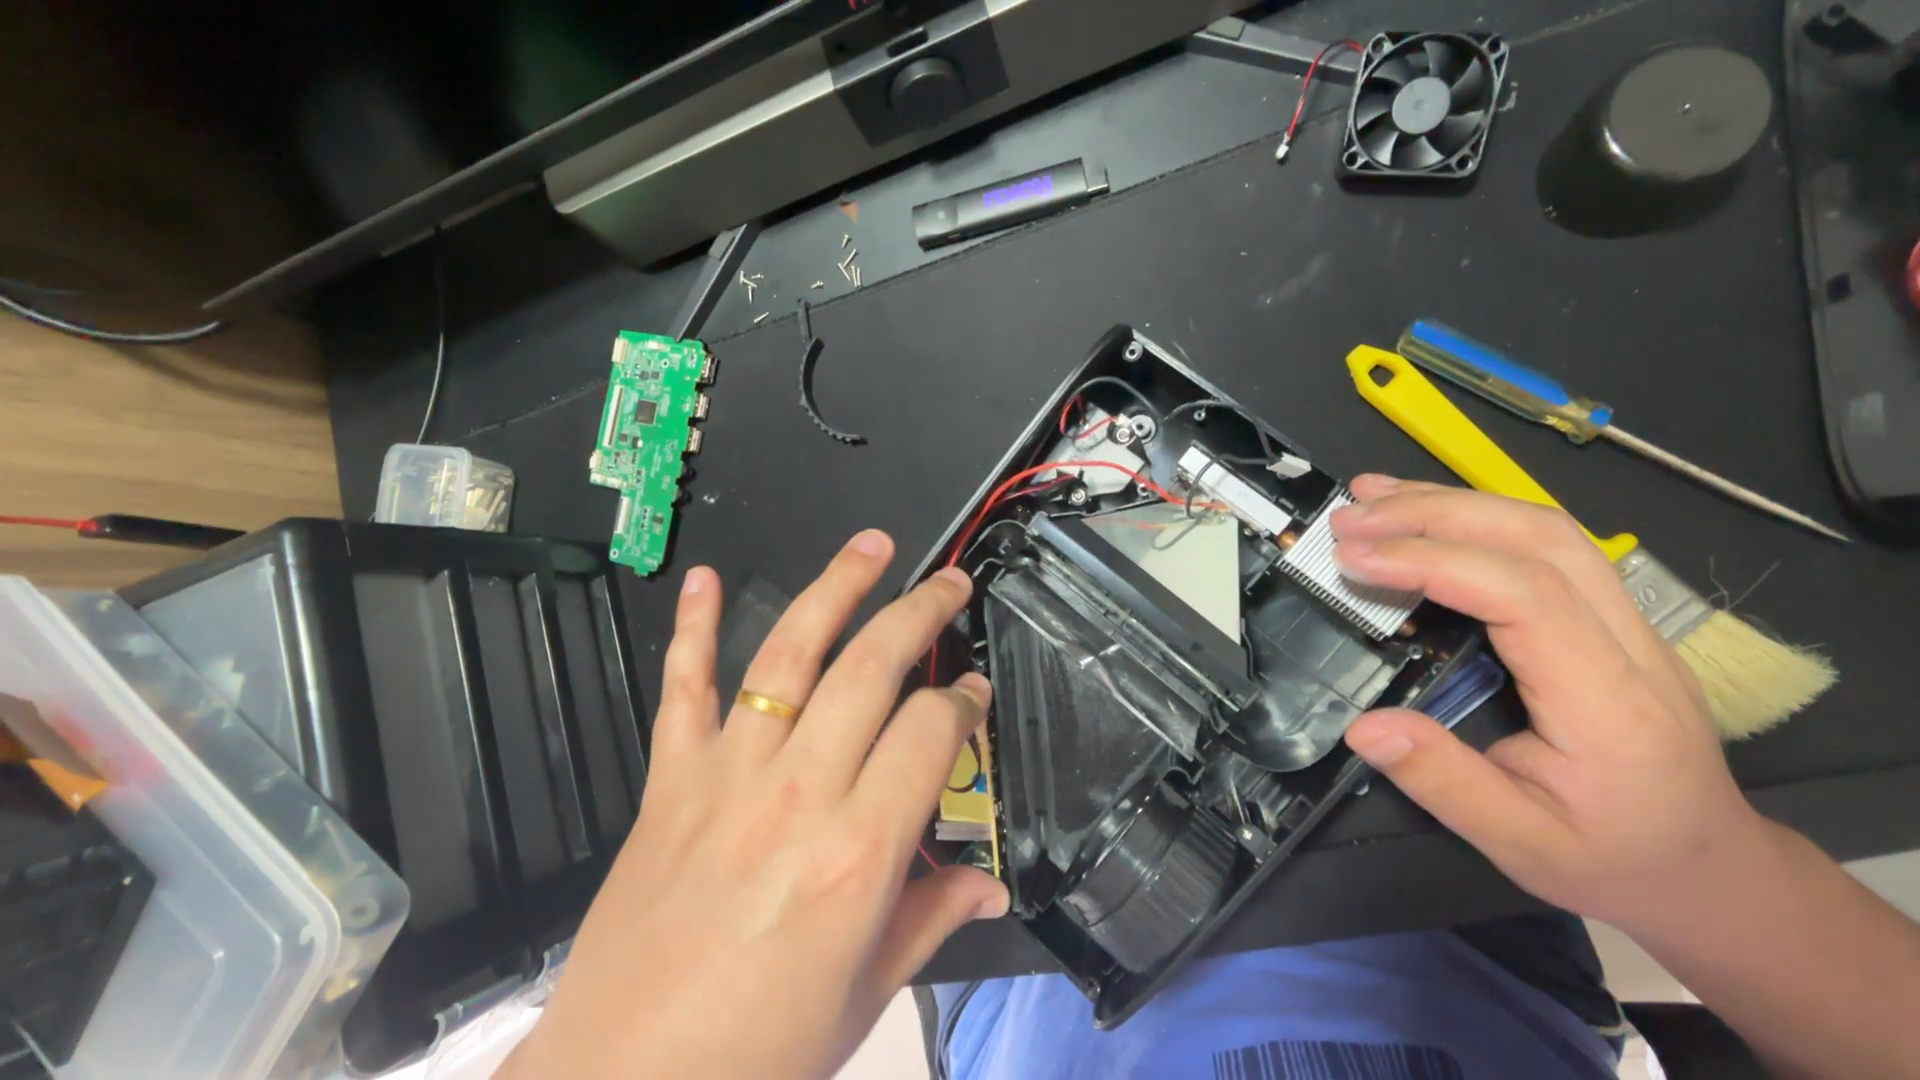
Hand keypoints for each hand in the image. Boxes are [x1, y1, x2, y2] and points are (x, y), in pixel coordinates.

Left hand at [502, 531, 1007, 1079]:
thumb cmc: (758, 1051)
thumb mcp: (864, 997)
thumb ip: (928, 921)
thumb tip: (988, 888)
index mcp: (860, 852)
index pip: (931, 734)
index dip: (964, 703)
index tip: (975, 694)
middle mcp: (800, 794)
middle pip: (872, 670)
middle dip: (920, 613)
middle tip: (950, 583)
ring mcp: (728, 777)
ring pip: (788, 656)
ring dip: (834, 590)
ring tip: (871, 546)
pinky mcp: (670, 781)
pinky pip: (683, 690)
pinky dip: (691, 629)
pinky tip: (704, 580)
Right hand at [1329, 476, 1769, 932]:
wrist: (1706, 866)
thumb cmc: (1611, 857)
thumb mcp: (1519, 843)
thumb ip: (1443, 782)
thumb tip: (1362, 727)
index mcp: (1606, 699)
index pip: (1523, 594)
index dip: (1433, 562)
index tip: (1354, 558)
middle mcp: (1628, 643)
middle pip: (1540, 539)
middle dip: (1436, 513)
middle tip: (1349, 517)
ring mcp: (1629, 623)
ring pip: (1548, 529)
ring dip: (1455, 502)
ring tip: (1372, 497)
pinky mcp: (1611, 618)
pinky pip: (1548, 545)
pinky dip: (1478, 517)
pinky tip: (1428, 516)